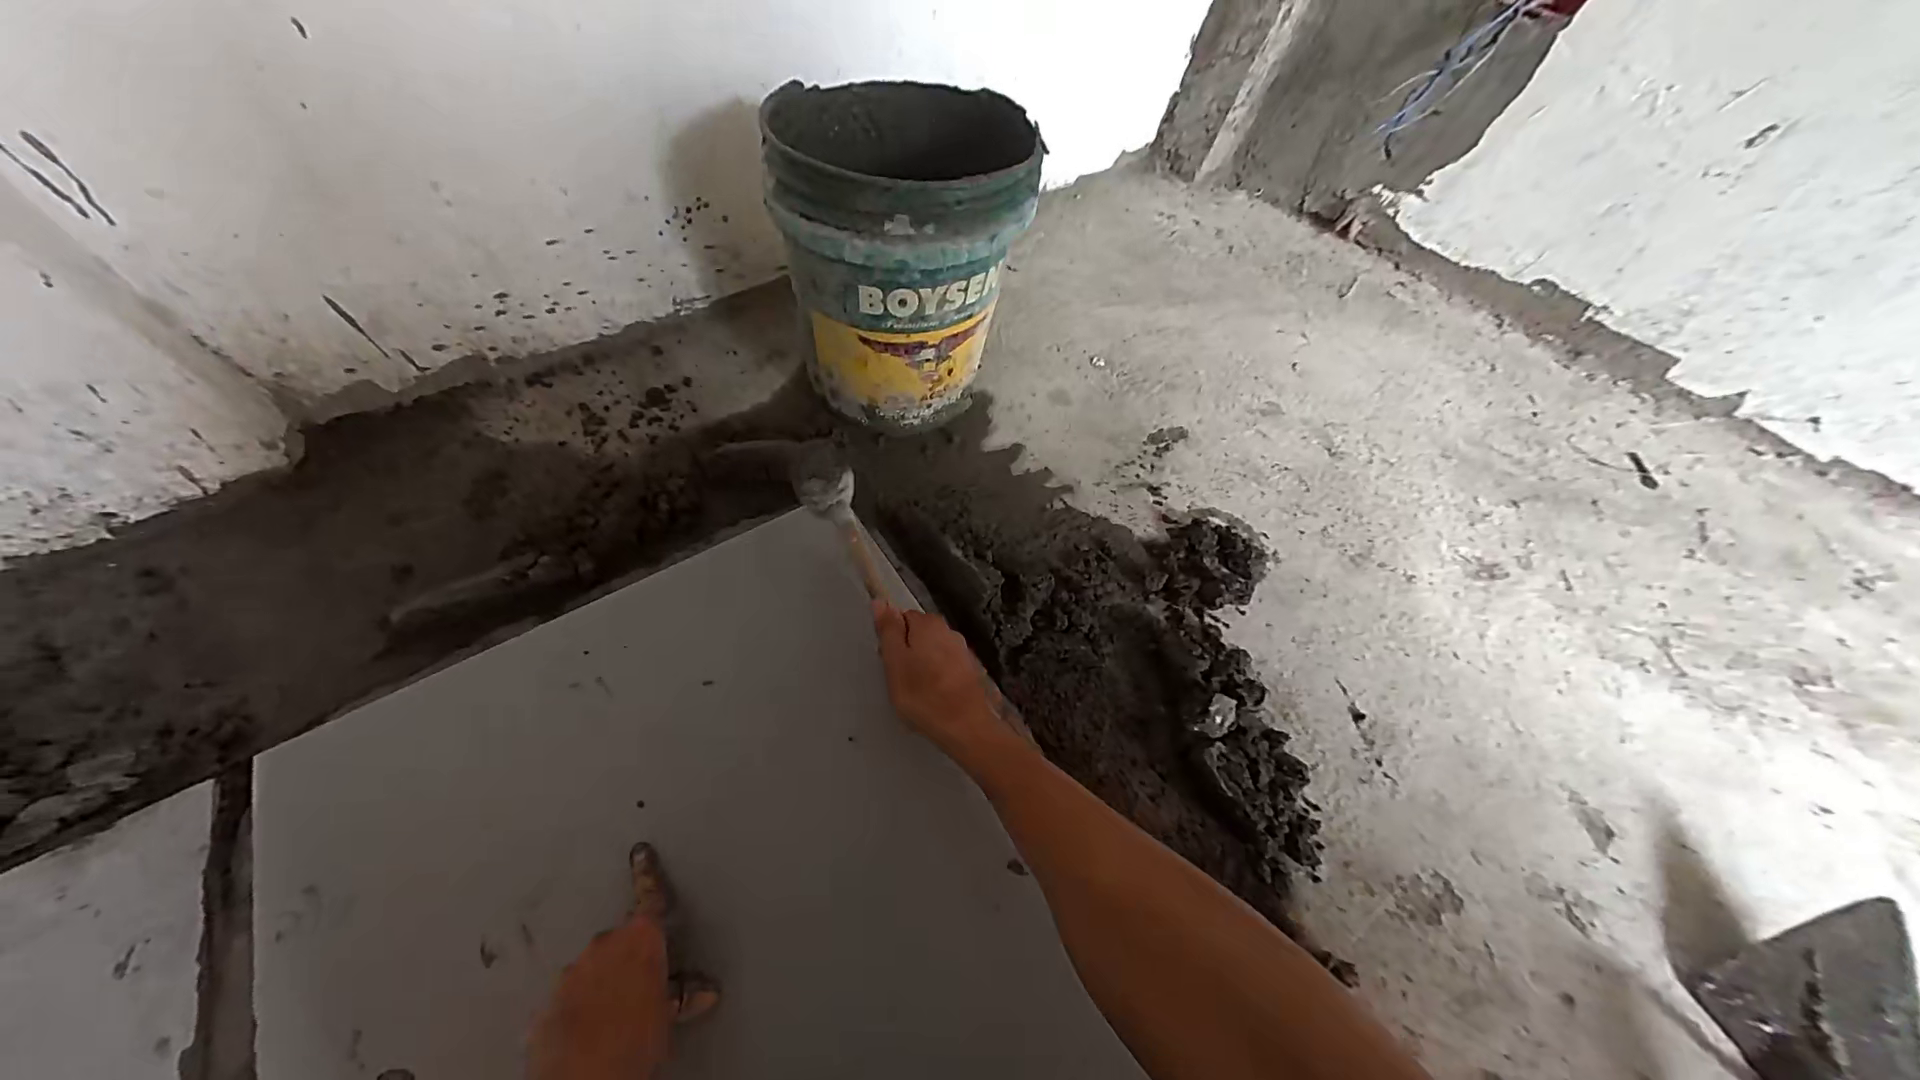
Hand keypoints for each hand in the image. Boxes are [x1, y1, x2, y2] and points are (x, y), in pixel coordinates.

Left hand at [527, 844, 717, 1079]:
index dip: (648, 873)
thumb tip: (702, 993)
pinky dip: (578, 1008)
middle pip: (621, 938)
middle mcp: (604, 945)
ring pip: (592, 968)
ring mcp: (571, 974)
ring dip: (601, 983)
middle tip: (641, 988)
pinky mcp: (546, 1004)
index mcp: (640, 938)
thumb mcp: (668, 1016)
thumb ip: (682, 994)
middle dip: (629, 957)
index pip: (649, 896)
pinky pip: (569, 997)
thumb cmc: (634, 1042)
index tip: (641, 853)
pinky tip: (586, 1029)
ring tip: (611, 1017)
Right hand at [871, 601, 1027, 755]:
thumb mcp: (894, 661)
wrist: (966, 726)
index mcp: (929, 624)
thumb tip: (881, 602)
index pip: (902, 618)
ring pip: (933, 651)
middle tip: (900, 679)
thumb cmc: (923, 696)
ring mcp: (963, 651)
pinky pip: (946, 667)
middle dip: (908, 651)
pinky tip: (934, 696)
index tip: (889, 661)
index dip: (891, 638)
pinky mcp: (970, 671)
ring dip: (923, 665)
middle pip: (919, 633)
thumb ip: (888, 630)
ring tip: (917, 692)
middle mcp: (949, 631)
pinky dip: (938, 677)